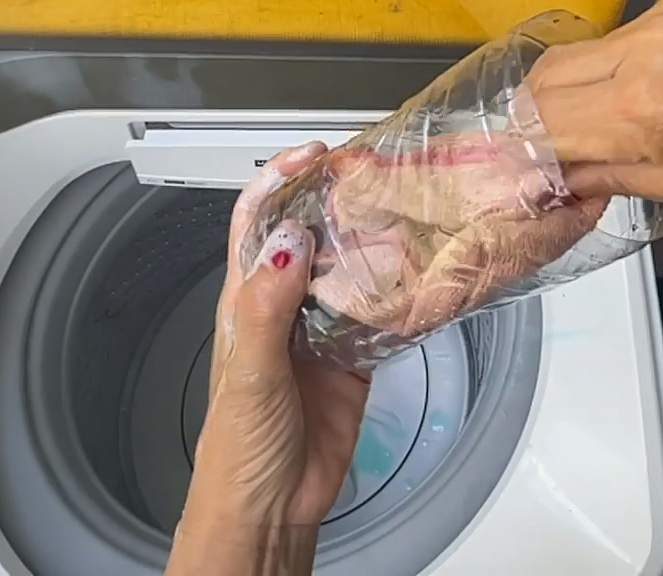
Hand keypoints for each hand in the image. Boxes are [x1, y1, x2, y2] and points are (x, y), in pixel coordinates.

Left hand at [167, 142, 370, 575]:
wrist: (273, 506)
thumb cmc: (240, 444)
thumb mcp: (249, 373)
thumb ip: (266, 308)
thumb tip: (288, 243)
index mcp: (249, 297)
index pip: (258, 221)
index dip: (281, 179)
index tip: (316, 155)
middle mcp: (288, 300)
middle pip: (312, 232)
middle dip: (338, 199)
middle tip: (378, 176)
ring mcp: (324, 323)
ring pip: (351, 264)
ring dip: (375, 240)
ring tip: (408, 213)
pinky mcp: (357, 350)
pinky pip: (382, 308)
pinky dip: (401, 289)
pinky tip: (422, 271)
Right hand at [527, 0, 662, 215]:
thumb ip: (621, 173)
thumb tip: (564, 174)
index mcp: (650, 104)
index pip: (541, 124)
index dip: (526, 154)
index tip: (531, 171)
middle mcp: (656, 36)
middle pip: (552, 72)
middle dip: (546, 114)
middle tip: (570, 143)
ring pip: (607, 42)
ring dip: (608, 79)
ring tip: (659, 108)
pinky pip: (661, 16)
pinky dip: (662, 48)